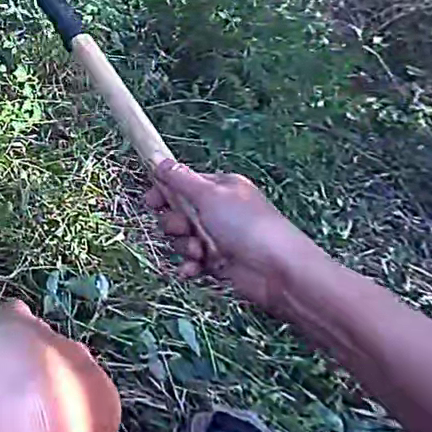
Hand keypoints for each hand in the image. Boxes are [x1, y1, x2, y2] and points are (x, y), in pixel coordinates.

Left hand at [0, 299, 120, 431]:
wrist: (11, 404)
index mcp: (104, 396)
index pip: (94, 410)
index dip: (71, 425)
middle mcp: (83, 359)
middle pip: (70, 371)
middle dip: (53, 386)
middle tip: (26, 412)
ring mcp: (50, 335)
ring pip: (43, 344)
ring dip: (29, 359)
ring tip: (3, 386)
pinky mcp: (19, 318)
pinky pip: (17, 318)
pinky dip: (8, 328)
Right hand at [145, 161, 328, 312]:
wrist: (281, 273)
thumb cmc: (246, 226)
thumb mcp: (209, 195)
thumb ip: (179, 178)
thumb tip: (157, 158)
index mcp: (219, 188)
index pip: (182, 183)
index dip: (164, 192)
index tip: (151, 201)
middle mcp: (218, 210)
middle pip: (177, 211)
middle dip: (174, 223)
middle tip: (182, 228)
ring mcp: (218, 236)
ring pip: (182, 237)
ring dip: (184, 245)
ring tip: (198, 253)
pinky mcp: (219, 262)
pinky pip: (192, 260)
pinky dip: (190, 265)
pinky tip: (193, 270)